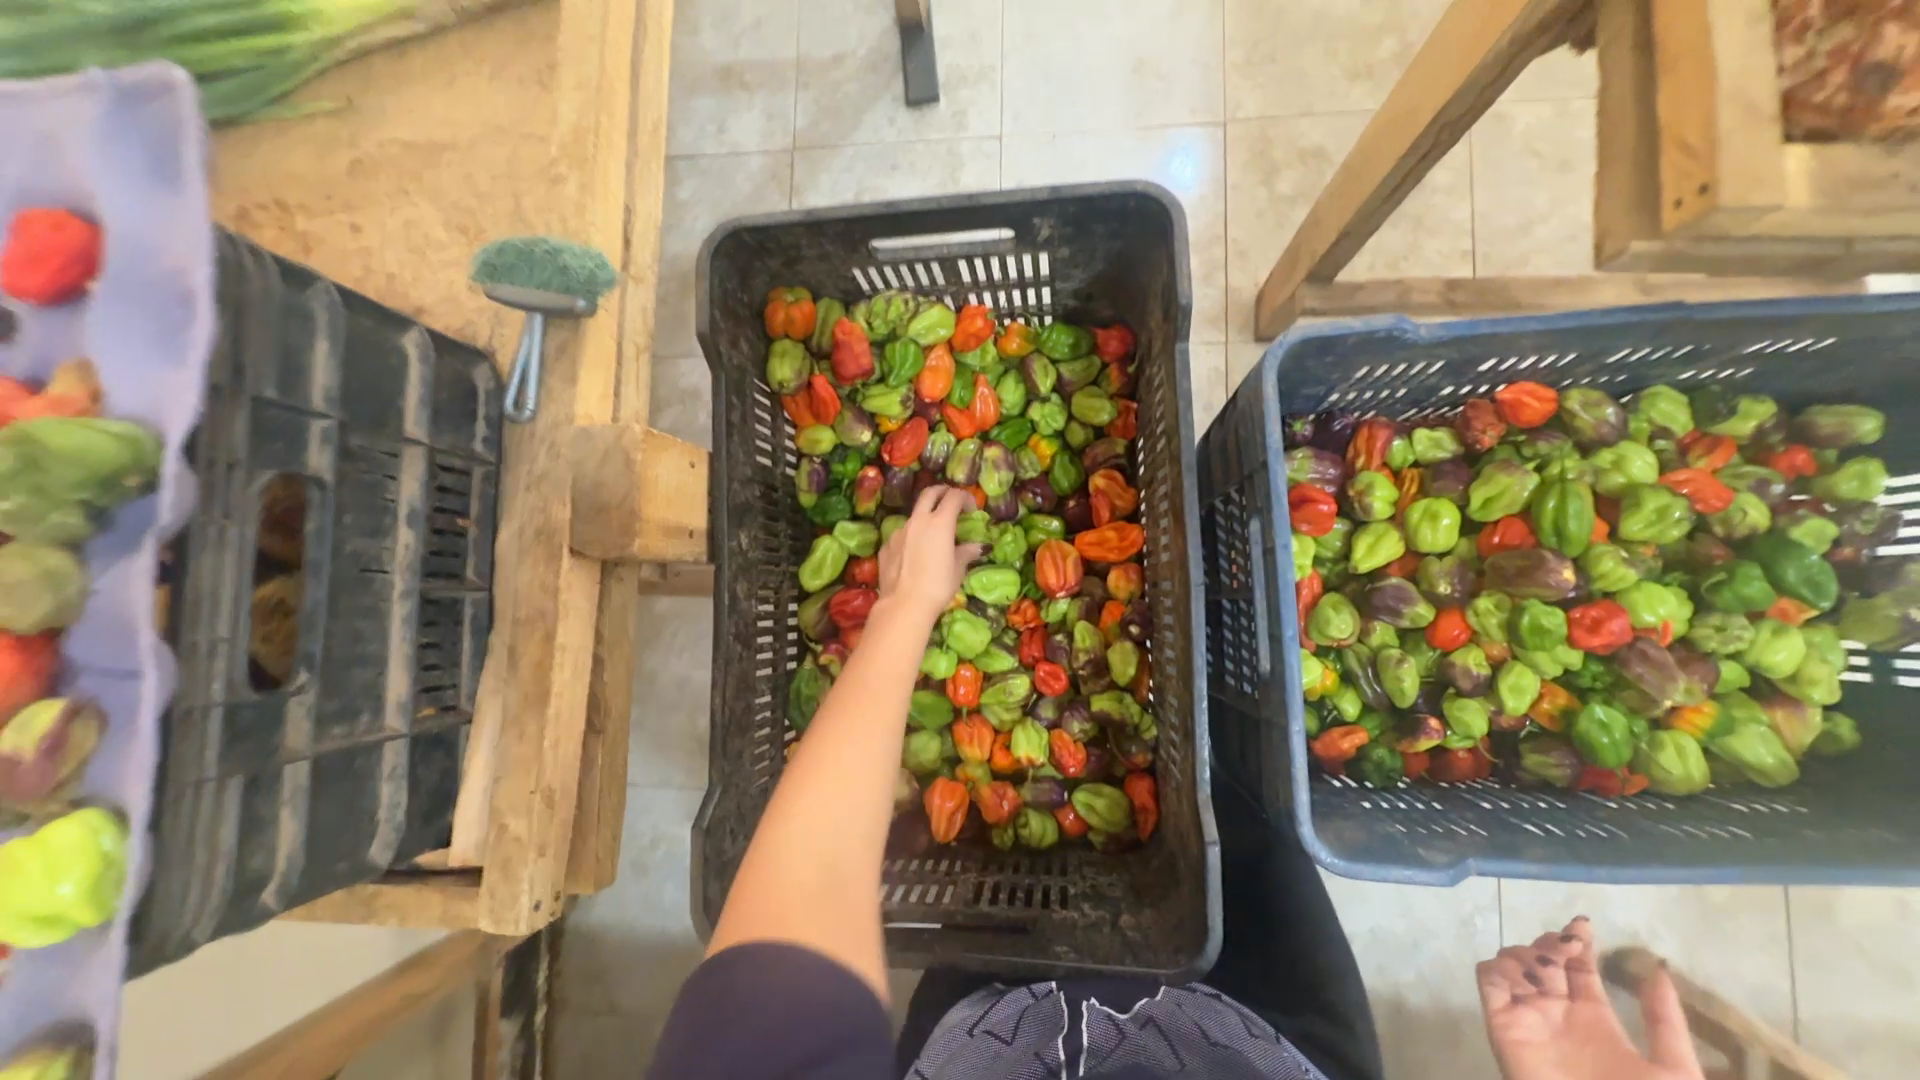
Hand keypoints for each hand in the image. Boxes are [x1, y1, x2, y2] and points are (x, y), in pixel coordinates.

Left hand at [877, 486, 983, 627]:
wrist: (904, 604)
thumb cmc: (937, 586)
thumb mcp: (957, 570)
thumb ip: (966, 552)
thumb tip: (977, 546)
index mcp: (939, 523)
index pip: (954, 497)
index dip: (965, 498)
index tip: (971, 509)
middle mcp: (918, 521)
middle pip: (930, 493)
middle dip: (943, 492)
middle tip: (952, 501)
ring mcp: (899, 532)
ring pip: (914, 515)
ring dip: (926, 518)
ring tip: (933, 537)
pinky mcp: (886, 545)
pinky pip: (902, 535)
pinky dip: (912, 538)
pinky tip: (915, 556)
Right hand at [1478, 917, 1702, 1079]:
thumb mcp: (1675, 1069)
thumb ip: (1665, 1020)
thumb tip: (1658, 967)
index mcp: (1595, 1018)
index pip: (1578, 968)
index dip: (1578, 942)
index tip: (1582, 923)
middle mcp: (1557, 1011)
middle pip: (1543, 959)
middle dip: (1550, 942)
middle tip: (1565, 945)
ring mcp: (1527, 1015)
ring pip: (1512, 962)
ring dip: (1527, 953)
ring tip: (1548, 966)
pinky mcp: (1502, 1021)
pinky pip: (1489, 980)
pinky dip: (1500, 967)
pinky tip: (1526, 975)